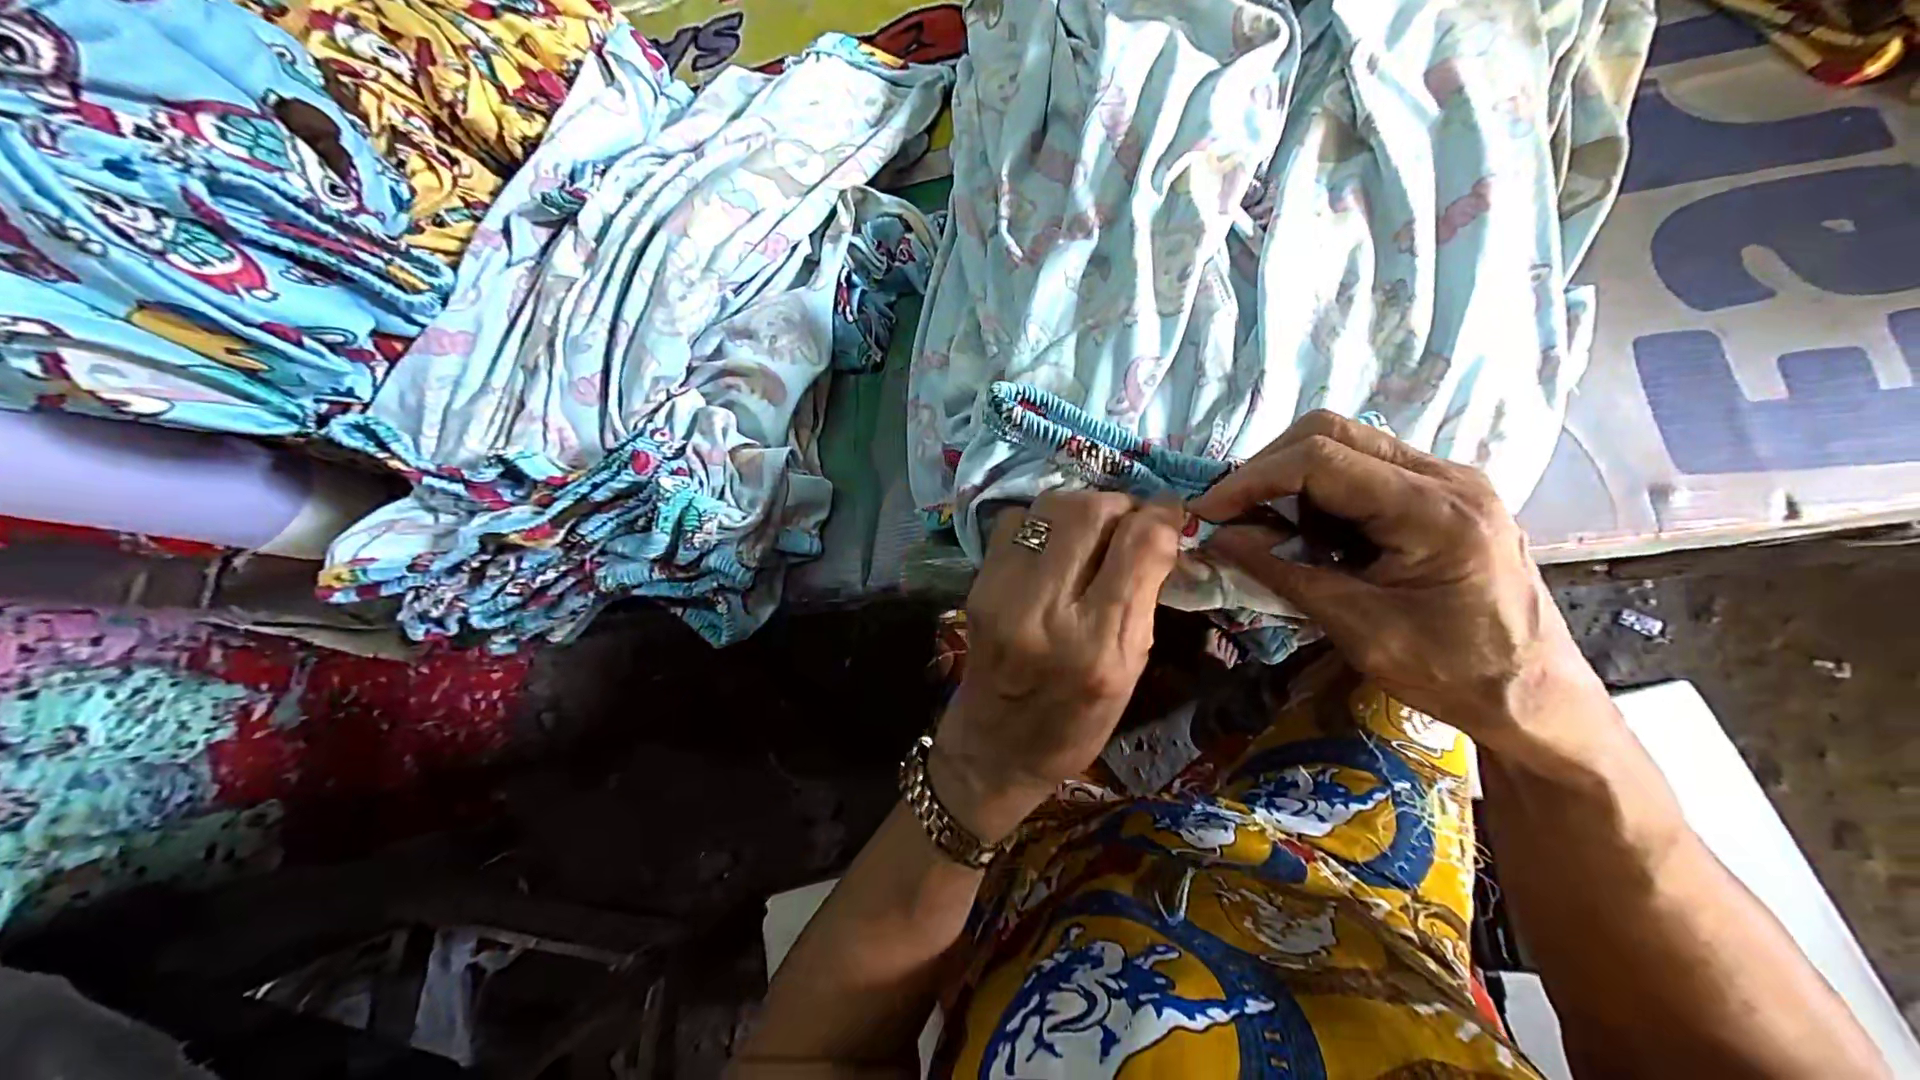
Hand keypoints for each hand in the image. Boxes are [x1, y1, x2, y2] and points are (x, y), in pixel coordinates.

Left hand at [930, 492, 1183, 843]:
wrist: (993, 747)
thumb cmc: (1075, 723)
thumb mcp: (1129, 671)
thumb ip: (1143, 598)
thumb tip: (1158, 531)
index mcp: (1099, 645)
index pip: (1139, 545)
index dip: (1163, 516)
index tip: (1171, 515)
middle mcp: (1047, 611)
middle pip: (1090, 511)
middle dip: (1122, 506)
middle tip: (1131, 522)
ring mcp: (1003, 592)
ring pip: (1051, 506)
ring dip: (1083, 508)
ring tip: (1094, 531)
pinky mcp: (978, 583)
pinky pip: (1016, 521)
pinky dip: (1044, 522)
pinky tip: (1054, 545)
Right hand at [1187, 411, 1602, 756]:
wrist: (1536, 698)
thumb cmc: (1453, 673)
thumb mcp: (1358, 629)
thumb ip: (1284, 574)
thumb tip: (1219, 539)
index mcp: (1433, 511)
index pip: (1320, 460)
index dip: (1251, 479)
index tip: (1207, 511)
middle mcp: (1445, 477)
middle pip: (1331, 433)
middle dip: (1267, 469)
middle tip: (1231, 514)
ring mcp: (1447, 481)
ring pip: (1345, 445)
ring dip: (1292, 481)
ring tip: (1272, 533)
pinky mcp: (1441, 495)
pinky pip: (1364, 470)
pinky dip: (1320, 495)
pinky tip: (1315, 538)